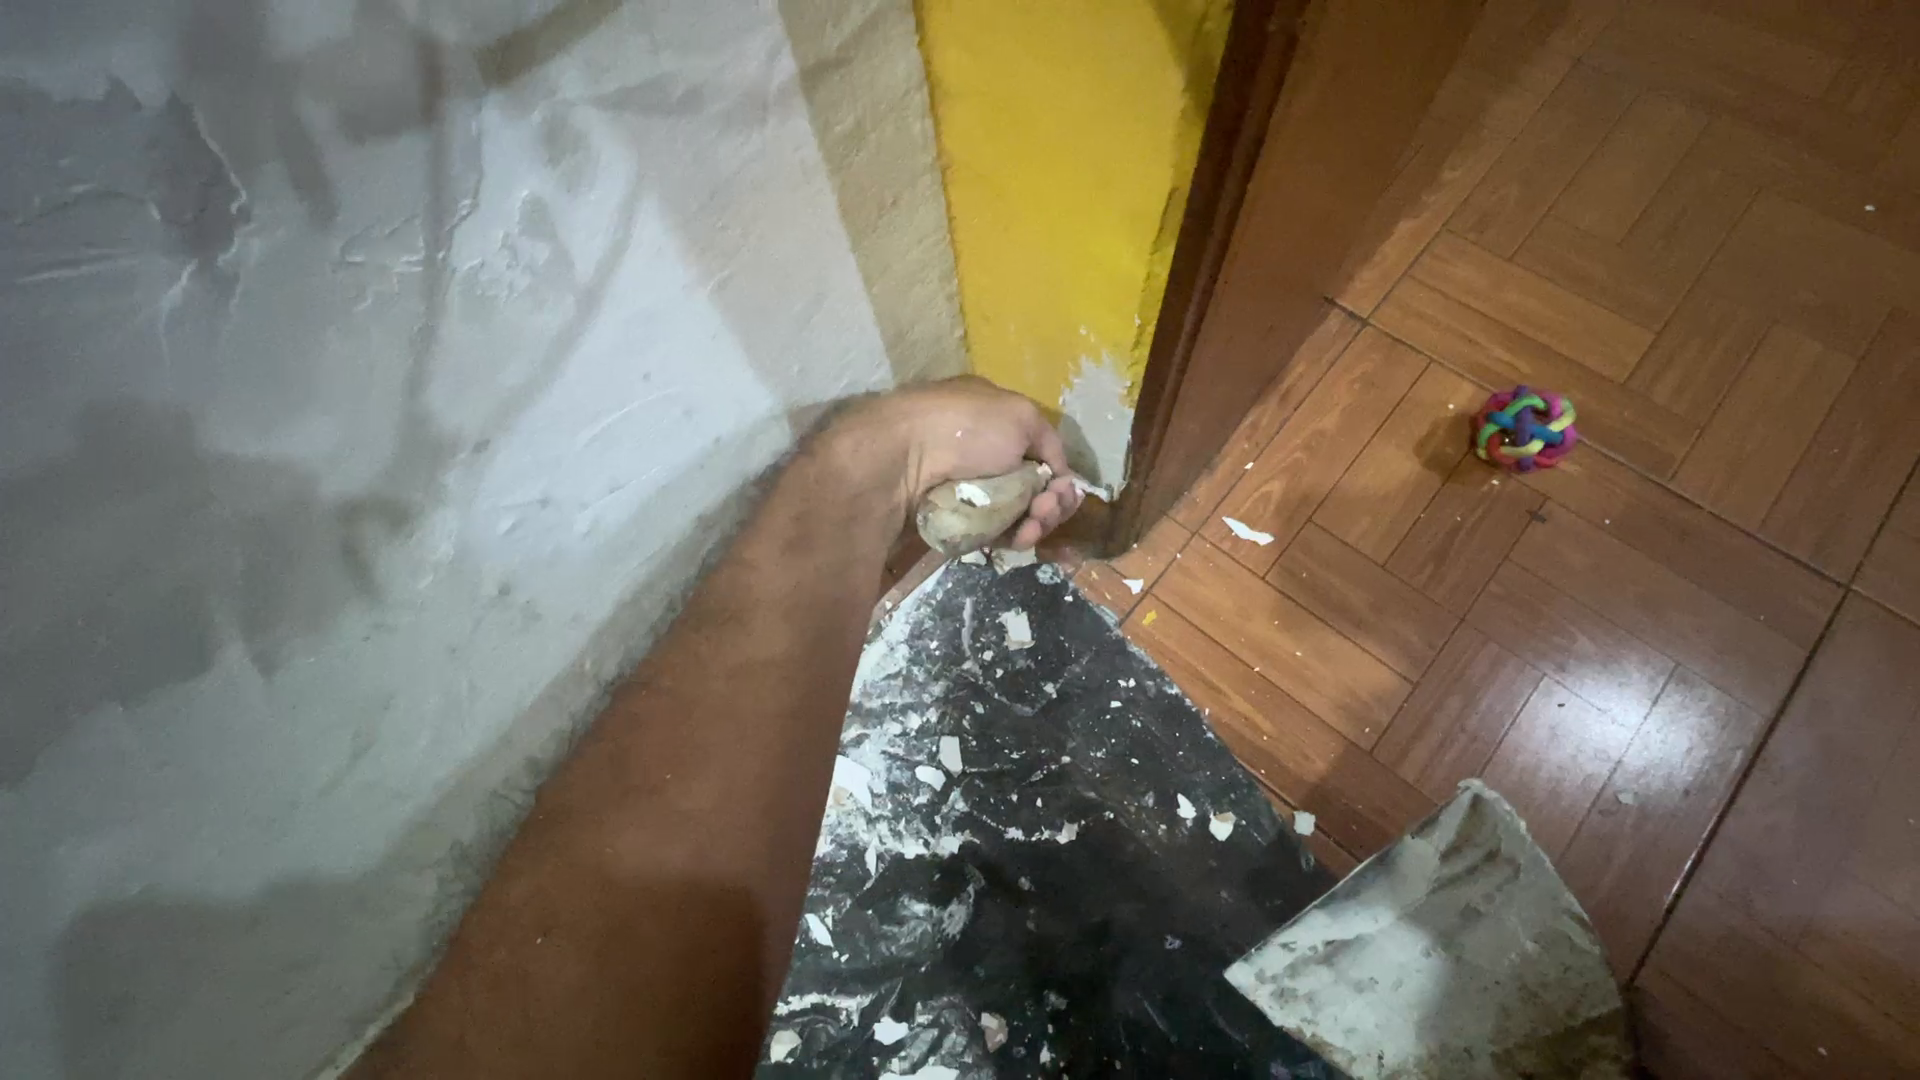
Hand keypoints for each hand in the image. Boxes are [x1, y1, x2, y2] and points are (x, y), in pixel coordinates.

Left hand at [831, 376, 1086, 548]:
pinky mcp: (956, 519)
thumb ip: (1049, 444)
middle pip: (1033, 488)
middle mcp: (984, 452)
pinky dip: (1012, 537)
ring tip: (1032, 528)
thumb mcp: (1021, 417)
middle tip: (1045, 512)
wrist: (901, 460)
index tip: (1064, 493)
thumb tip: (1057, 476)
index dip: (1059, 478)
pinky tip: (1017, 538)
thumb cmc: (966, 428)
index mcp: (997, 419)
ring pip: (1018, 514)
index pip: (1041, 455)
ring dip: (1036, 523)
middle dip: (1051, 504)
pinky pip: (995, 532)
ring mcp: (970, 488)